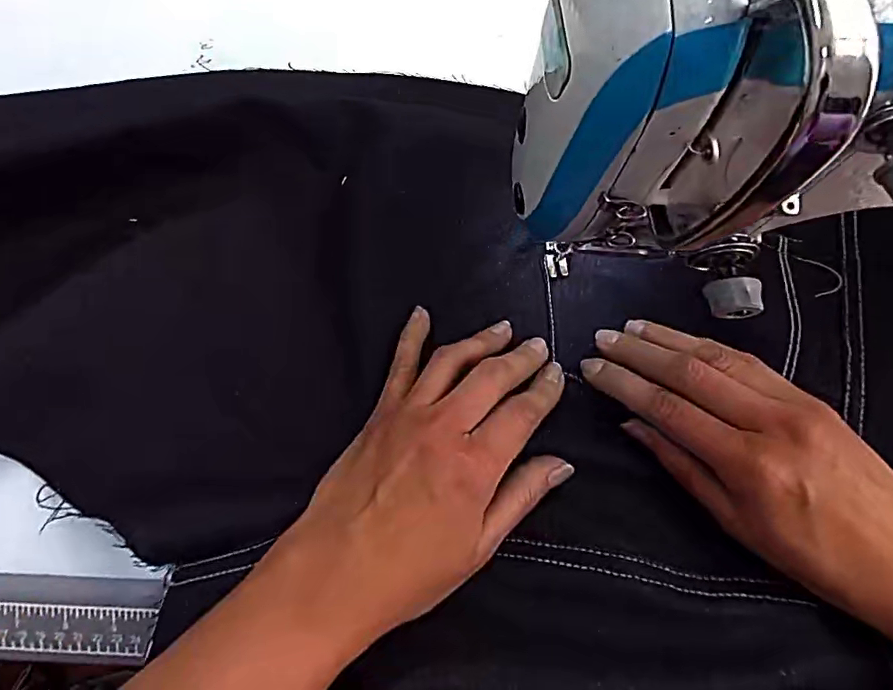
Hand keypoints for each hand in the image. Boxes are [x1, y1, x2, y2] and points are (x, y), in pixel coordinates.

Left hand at [133, 309, 568, 689]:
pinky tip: (421, 315)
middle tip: (539, 346)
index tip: (557, 375)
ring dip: (483, 339)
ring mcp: (410, 413)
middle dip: (522, 357)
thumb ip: (521, 497)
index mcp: (475, 466)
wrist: (331, 576)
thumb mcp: (478, 548)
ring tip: (504, 329)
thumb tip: (560, 464)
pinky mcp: (381, 411)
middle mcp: (446, 428)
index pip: (523, 412)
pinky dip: (412, 335)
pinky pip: (400, 364)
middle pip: (493, 376)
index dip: (545, 390)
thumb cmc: (410, 573)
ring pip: (454, 360)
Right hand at [579, 319, 892, 629]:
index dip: (625, 384)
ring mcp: (796, 403)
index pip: (670, 408)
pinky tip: (690, 339)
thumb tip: (639, 430)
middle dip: (640, 350)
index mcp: (752, 465)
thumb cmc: (829, 562)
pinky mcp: (811, 396)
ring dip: (672, 338)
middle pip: (690, 371)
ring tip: (637, 327)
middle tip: (606, 337)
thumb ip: (685, 470)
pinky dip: (711, 345)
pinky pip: (751, 361)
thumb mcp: (742, 530)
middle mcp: (773, 422)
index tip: (597, 368)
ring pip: (719, 356)